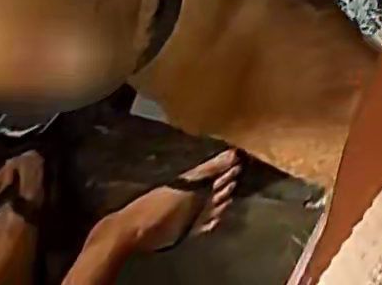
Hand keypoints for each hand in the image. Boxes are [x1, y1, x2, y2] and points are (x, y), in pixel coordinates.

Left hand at [111, 149, 240, 252]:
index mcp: (197, 179)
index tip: (244, 160)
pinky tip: (218, 220)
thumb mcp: (191, 182)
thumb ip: (213, 168)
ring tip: (231, 199)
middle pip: (218, 185)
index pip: (219, 168)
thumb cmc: (164, 202)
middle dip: (230, 181)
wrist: (136, 229)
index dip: (231, 164)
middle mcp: (196, 193)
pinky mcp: (188, 229)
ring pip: (214, 204)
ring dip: (223, 202)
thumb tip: (234, 151)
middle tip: (241, 177)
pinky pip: (206, 224)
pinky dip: (213, 222)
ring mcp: (192, 211)